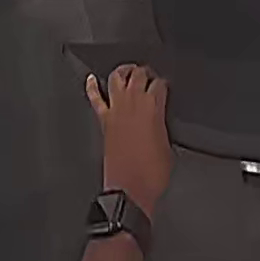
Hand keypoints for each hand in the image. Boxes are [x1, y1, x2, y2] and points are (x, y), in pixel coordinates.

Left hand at [85, 64, 172, 217]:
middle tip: (149, 74)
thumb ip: (162, 124)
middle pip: (138, 73)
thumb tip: (158, 119)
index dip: (163, 83)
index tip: (164, 85)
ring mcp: (115, 108)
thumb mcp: (168, 145)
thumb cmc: (152, 173)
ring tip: (128, 69)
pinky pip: (95, 97)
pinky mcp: (103, 119)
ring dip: (123, 71)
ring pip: (116, 77)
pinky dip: (91, 86)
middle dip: (146, 72)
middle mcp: (132, 101)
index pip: (159, 83)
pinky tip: (90, 79)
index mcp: (152, 106)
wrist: (131, 191)